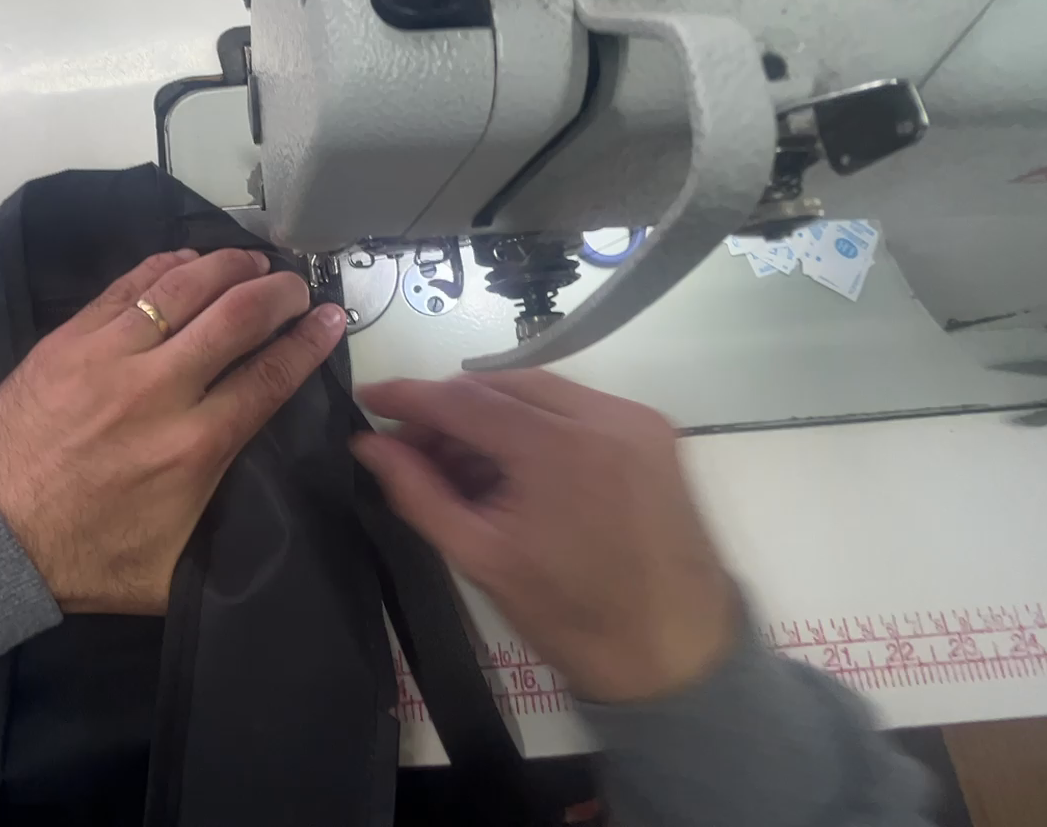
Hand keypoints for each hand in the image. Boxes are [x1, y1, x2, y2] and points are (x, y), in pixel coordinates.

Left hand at [0, 248, 348, 614]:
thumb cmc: (84, 557)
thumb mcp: (174, 566)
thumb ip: (225, 520)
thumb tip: (262, 480)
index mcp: (193, 448)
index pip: (268, 377)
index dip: (307, 343)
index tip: (330, 320)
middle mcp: (158, 391)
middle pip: (235, 319)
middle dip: (278, 294)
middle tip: (296, 285)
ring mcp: (109, 357)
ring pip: (183, 290)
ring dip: (227, 266)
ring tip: (253, 260)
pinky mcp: (68, 340)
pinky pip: (125, 286)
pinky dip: (164, 266)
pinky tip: (188, 260)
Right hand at [352, 371, 735, 702]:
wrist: (680, 659)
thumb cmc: (571, 615)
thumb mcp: (478, 555)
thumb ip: (414, 490)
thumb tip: (367, 443)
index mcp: (561, 448)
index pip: (464, 400)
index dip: (408, 394)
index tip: (367, 395)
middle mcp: (604, 415)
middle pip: (497, 386)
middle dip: (445, 410)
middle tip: (409, 446)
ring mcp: (634, 419)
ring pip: (532, 390)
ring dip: (483, 416)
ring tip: (455, 463)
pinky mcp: (651, 431)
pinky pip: (566, 407)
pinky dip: (525, 424)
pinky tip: (503, 464)